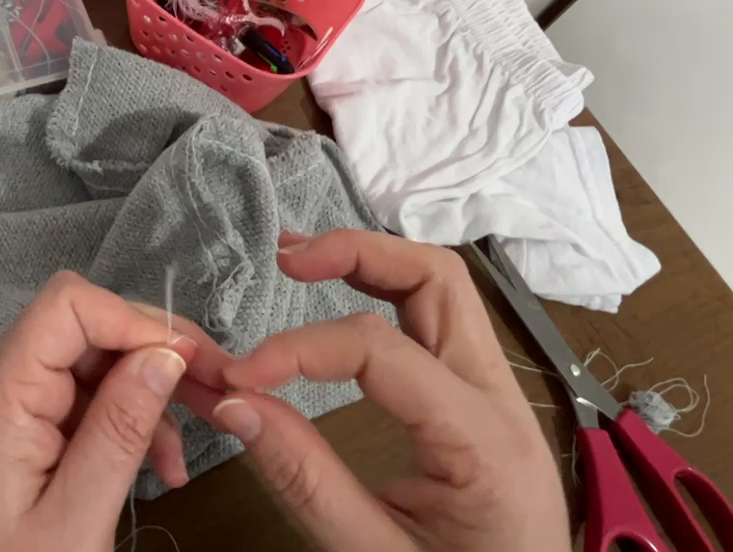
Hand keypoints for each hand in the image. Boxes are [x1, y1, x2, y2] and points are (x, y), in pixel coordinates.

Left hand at [0, 270, 229, 551]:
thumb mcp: (76, 521)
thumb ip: (119, 430)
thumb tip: (166, 353)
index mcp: (1, 394)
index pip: (67, 305)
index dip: (132, 320)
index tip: (189, 360)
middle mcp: (1, 386)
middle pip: (85, 328)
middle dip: (152, 354)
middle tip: (215, 392)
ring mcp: (11, 410)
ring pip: (92, 366)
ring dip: (146, 396)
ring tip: (185, 455)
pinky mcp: (23, 437)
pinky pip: (82, 405)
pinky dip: (126, 425)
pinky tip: (160, 468)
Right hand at [207, 230, 569, 551]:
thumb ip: (304, 480)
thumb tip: (231, 401)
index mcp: (483, 440)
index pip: (378, 348)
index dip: (297, 348)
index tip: (240, 374)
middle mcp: (500, 396)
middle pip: (435, 277)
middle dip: (354, 252)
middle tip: (285, 262)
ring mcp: (496, 389)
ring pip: (437, 282)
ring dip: (367, 258)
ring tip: (299, 260)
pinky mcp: (479, 393)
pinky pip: (432, 314)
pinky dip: (379, 285)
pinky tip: (336, 288)